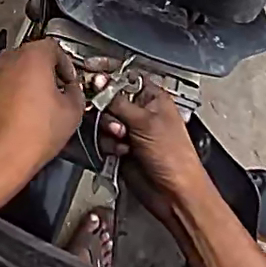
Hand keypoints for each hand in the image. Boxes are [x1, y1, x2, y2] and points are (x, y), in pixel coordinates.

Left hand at [0, 40, 85, 189]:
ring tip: (44, 105)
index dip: (67, 64)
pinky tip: (27, 113)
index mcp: (33, 56)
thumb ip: (76, 92)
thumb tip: (72, 90)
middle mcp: (9, 59)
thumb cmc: (31, 133)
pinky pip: (6, 83)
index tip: (71, 80)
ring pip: (18, 69)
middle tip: (61, 91)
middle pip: (34, 55)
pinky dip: (16, 92)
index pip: (54, 46)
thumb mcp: (72, 112)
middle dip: (49, 72)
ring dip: (32, 81)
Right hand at [95, 67, 209, 200]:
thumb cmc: (173, 156)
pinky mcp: (120, 146)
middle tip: (116, 120)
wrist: (173, 194)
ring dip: (108, 129)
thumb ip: (117, 100)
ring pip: (103, 118)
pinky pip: (102, 137)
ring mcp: (130, 129)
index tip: (92, 72)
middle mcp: (140, 111)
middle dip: (107, 109)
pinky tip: (122, 152)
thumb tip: (99, 80)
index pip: (125, 76)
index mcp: (152, 98)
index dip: (108, 74)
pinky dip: (109, 144)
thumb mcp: (144, 122)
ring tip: (122, 139)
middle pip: (108, 97)